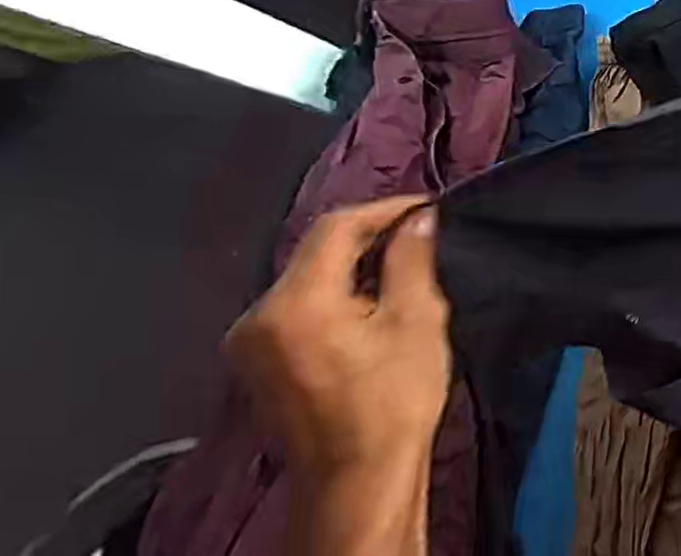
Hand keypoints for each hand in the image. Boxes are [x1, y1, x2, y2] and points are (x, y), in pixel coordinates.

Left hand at [225, 196, 446, 555]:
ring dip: (357, 258)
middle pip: (316, 249)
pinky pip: (299, 300)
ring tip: (408, 257)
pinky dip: (339, 285)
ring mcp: (249, 341)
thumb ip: (411, 259)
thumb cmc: (396, 394)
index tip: (430, 206)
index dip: (386, 207)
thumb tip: (419, 217)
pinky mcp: (257, 358)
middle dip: (373, 232)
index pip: (335, 228)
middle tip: (425, 229)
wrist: (358, 474)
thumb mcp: (417, 317)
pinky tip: (375, 292)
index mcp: (294, 305)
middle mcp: (256, 317)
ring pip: (308, 273)